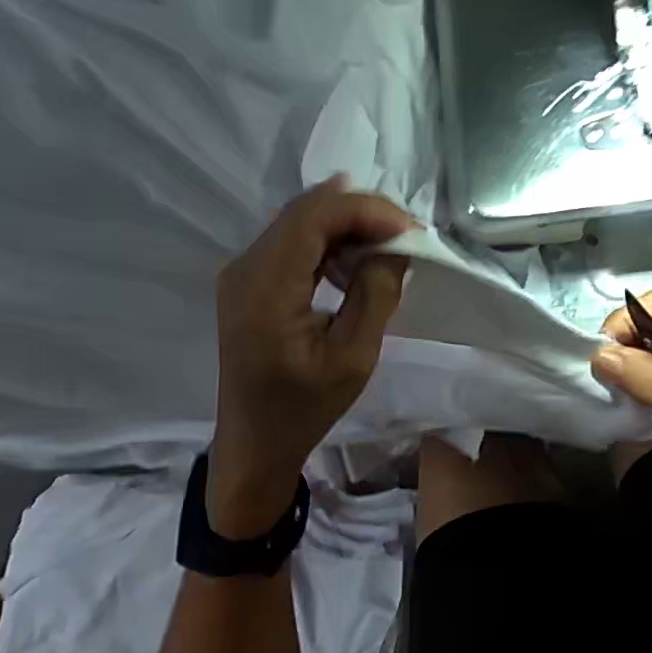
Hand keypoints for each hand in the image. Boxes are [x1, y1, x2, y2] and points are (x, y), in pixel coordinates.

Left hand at [210, 176, 413, 537]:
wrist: (254, 442)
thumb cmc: (304, 408)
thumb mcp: (354, 357)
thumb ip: (376, 293)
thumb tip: (395, 246)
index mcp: (265, 288)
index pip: (313, 217)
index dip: (365, 210)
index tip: (409, 230)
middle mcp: (245, 267)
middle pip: (306, 210)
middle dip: (361, 212)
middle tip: (405, 234)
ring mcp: (242, 270)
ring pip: (300, 219)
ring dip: (347, 223)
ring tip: (388, 246)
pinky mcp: (249, 278)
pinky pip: (292, 240)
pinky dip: (329, 240)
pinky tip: (355, 261)